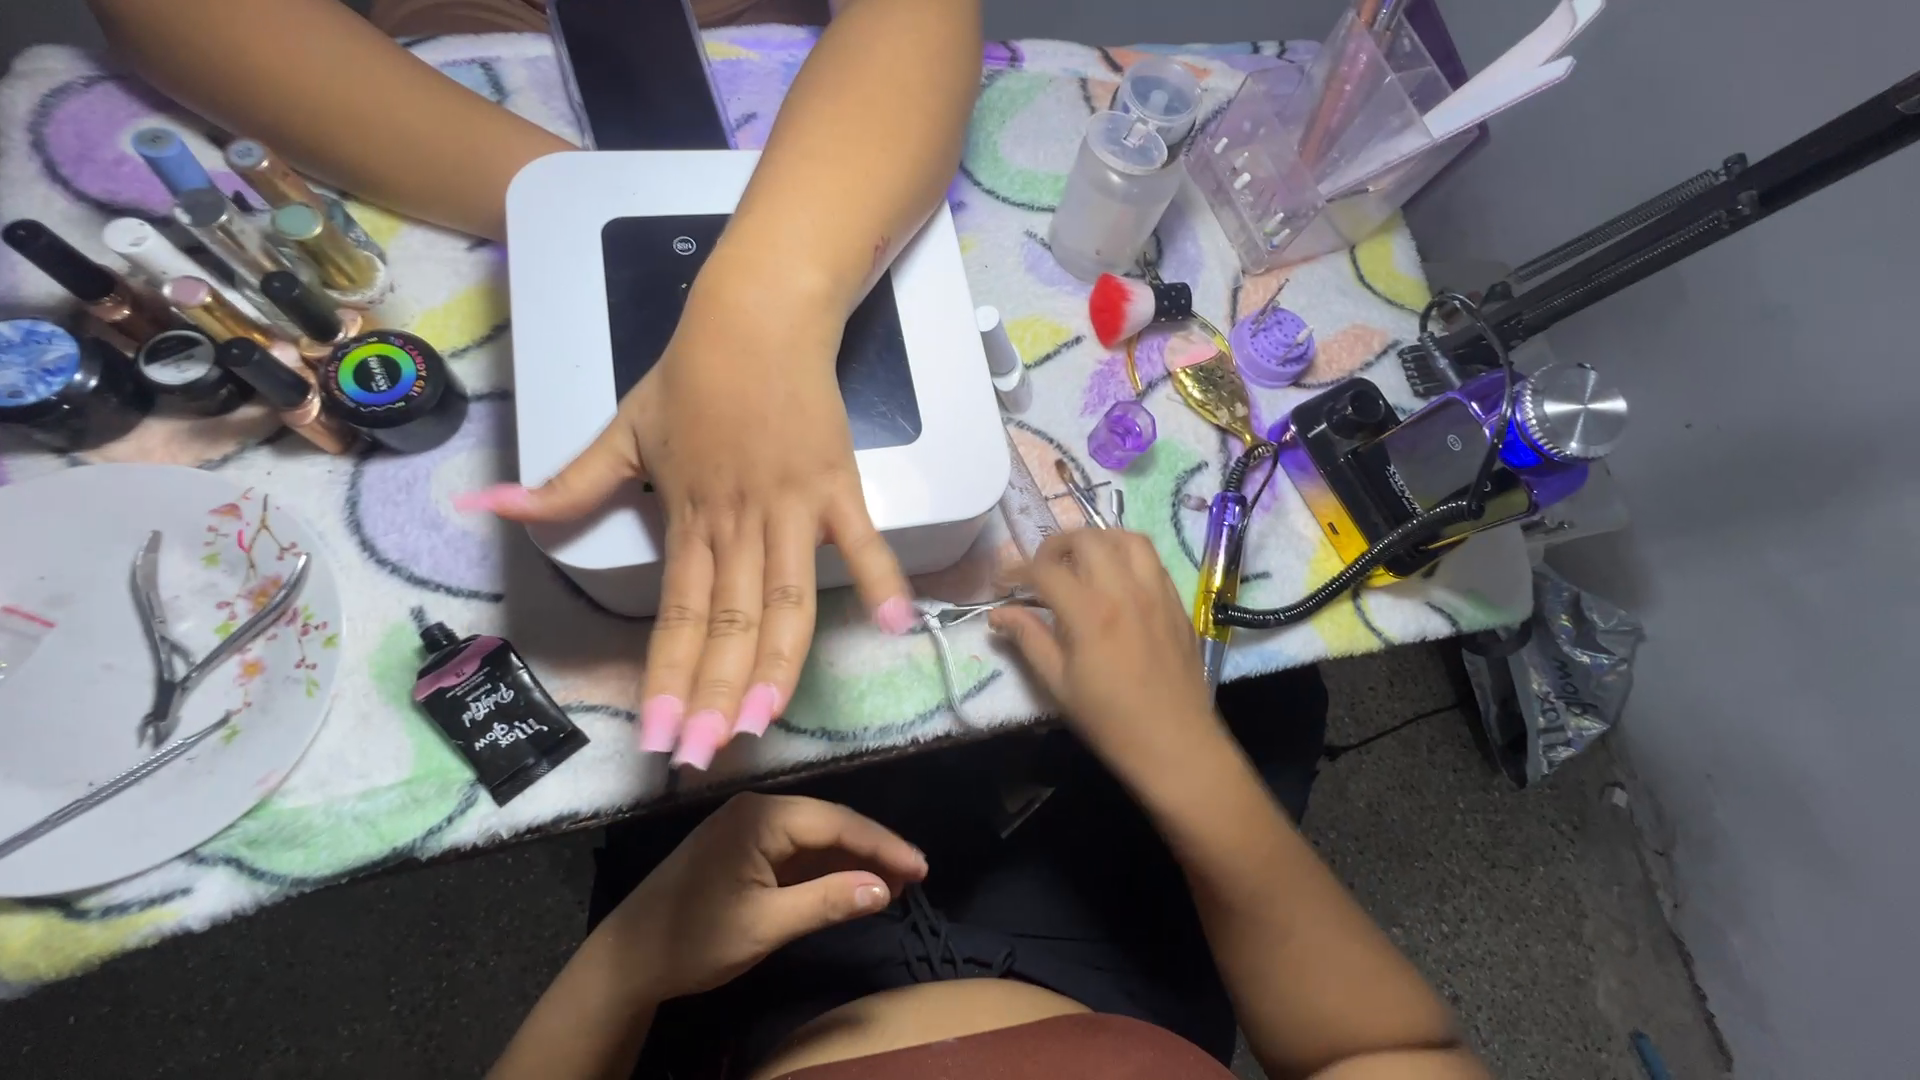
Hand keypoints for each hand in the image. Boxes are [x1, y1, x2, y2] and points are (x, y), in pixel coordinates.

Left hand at [457, 276, 914, 768]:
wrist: (754, 320)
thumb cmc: (691, 377)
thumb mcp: (621, 431)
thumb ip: (567, 485)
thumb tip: (487, 511)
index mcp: (687, 518)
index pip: (678, 615)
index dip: (669, 679)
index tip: (659, 738)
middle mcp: (737, 525)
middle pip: (730, 622)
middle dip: (717, 692)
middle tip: (706, 754)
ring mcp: (791, 507)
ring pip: (786, 597)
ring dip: (778, 661)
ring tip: (768, 720)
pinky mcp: (836, 485)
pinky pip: (861, 539)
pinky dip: (880, 578)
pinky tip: (896, 626)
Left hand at [598, 793, 926, 1002]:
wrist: (626, 959)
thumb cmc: (694, 939)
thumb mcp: (766, 924)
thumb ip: (827, 901)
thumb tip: (885, 888)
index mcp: (761, 816)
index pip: (837, 822)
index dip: (883, 845)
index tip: (922, 868)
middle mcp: (759, 809)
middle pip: (830, 824)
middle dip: (872, 851)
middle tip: (914, 879)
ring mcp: (750, 826)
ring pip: (816, 838)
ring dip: (852, 861)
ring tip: (893, 886)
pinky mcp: (744, 847)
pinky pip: (796, 851)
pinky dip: (826, 869)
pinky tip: (851, 885)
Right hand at [989, 530, 1225, 783]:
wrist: (1175, 745)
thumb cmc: (1109, 721)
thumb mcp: (1058, 684)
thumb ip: (1028, 639)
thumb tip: (998, 613)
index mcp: (1090, 612)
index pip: (1045, 569)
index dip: (1017, 569)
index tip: (1003, 581)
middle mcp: (1125, 590)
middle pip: (1087, 539)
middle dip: (1056, 545)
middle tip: (1042, 569)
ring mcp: (1156, 592)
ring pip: (1126, 538)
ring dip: (1097, 540)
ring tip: (1081, 561)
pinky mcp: (1177, 603)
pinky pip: (1152, 559)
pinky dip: (1127, 554)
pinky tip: (1116, 577)